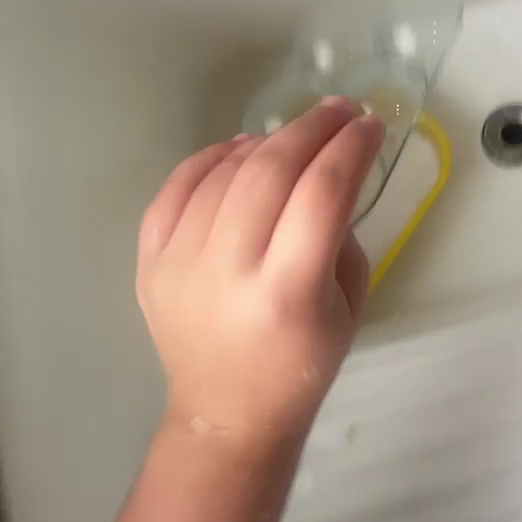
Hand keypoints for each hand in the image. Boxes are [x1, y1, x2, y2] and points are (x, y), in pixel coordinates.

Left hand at [135, 98, 382, 446]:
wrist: (227, 411)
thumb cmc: (306, 359)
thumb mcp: (352, 297)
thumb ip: (342, 230)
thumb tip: (329, 172)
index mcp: (290, 290)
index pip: (323, 192)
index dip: (351, 147)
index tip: (372, 124)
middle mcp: (228, 273)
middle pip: (271, 171)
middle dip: (314, 127)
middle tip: (343, 109)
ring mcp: (179, 266)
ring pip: (225, 172)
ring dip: (269, 138)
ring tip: (299, 131)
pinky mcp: (148, 264)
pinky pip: (176, 189)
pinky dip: (212, 157)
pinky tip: (244, 147)